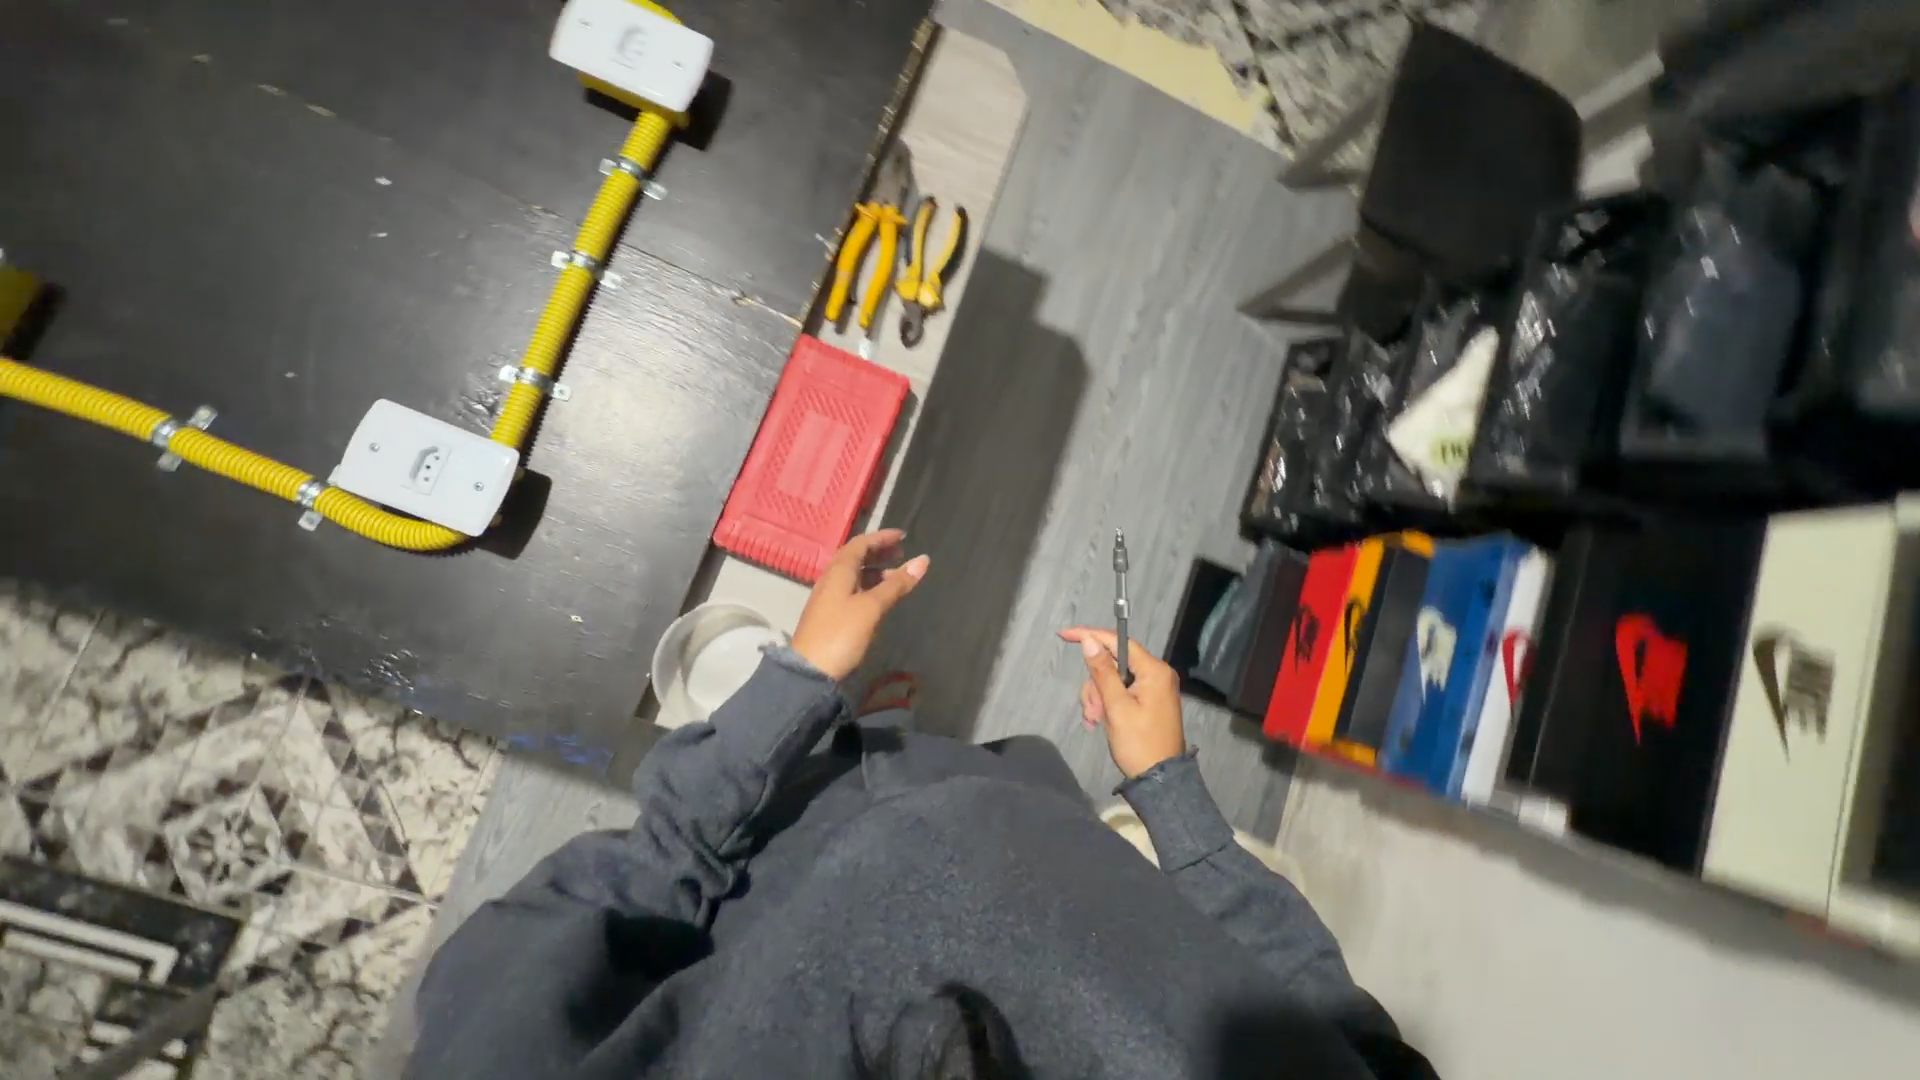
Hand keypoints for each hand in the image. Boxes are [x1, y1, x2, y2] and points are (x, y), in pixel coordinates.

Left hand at [791, 530, 929, 679]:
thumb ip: (896, 584)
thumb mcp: (871, 607)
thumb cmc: (841, 633)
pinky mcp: (830, 614)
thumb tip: (922, 560)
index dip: (882, 538)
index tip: (904, 537)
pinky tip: (881, 598)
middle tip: (902, 553)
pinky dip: (869, 587)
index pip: (860, 544)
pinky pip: (852, 590)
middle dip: (879, 552)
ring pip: (854, 575)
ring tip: (897, 576)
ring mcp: (829, 597)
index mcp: (838, 571)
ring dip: (875, 571)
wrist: (810, 671)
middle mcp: (831, 579)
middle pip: (856, 557)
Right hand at [1058, 626, 1186, 777]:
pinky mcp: (1147, 700)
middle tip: (1092, 710)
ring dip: (1098, 698)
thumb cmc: (1139, 743)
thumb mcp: (1116, 707)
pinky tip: (1099, 721)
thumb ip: (1102, 671)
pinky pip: (1119, 692)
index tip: (1064, 635)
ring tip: (1095, 721)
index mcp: (1153, 670)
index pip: (1118, 641)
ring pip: (1111, 679)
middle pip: (1112, 663)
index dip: (1090, 636)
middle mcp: (1155, 674)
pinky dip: (1106, 704)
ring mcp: (1152, 688)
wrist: (1159, 780)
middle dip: (1095, 685)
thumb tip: (1089, 640)